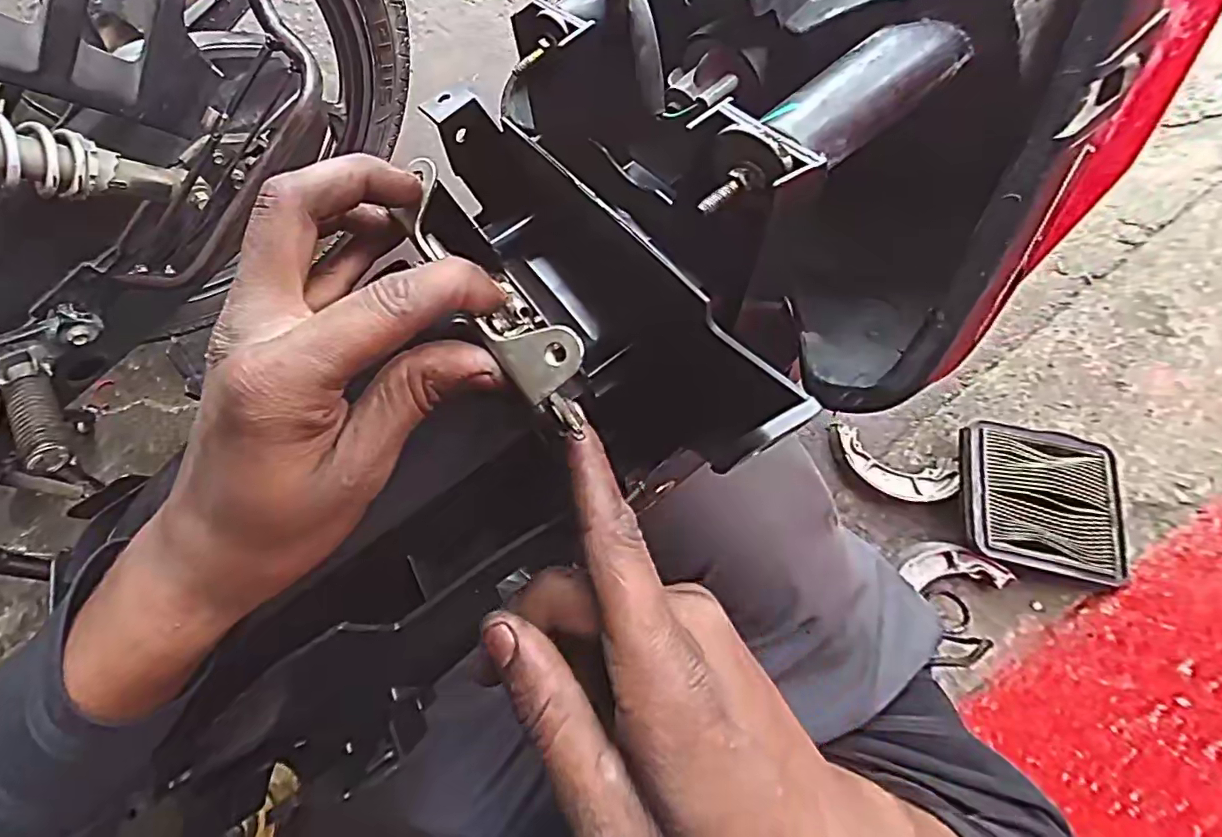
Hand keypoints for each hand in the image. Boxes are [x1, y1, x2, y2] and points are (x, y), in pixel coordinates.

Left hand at [65, 155, 504, 722]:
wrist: (207, 548)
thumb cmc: (266, 527)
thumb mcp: (357, 469)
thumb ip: (415, 395)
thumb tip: (475, 357)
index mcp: (280, 372)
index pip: (384, 300)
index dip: (450, 287)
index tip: (486, 294)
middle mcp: (253, 328)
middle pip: (292, 205)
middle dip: (361, 178)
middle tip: (418, 191)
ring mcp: (249, 321)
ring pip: (291, 221)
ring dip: (354, 203)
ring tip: (413, 221)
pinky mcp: (258, 326)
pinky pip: (301, 258)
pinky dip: (346, 240)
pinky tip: (385, 256)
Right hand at [484, 430, 951, 835]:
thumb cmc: (720, 833)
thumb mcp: (612, 806)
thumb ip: (550, 710)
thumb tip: (502, 636)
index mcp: (663, 665)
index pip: (613, 541)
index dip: (588, 475)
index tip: (572, 425)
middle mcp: (688, 620)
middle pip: (581, 583)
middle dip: (536, 622)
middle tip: (506, 677)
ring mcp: (703, 617)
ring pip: (602, 596)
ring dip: (571, 637)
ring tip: (571, 706)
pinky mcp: (706, 622)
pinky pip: (630, 607)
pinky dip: (603, 638)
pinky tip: (609, 694)